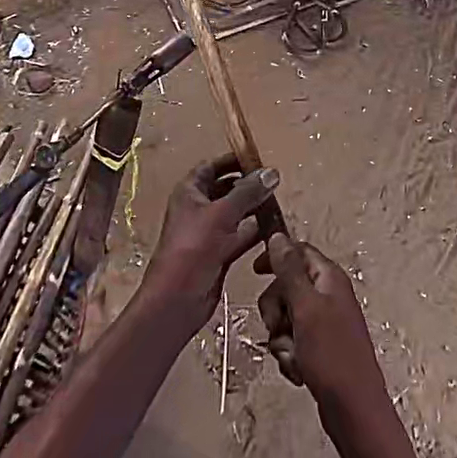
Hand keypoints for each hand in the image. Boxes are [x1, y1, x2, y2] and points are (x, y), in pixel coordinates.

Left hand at [141, 154, 278, 325]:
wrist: (178, 298)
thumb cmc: (194, 247)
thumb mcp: (221, 214)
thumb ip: (247, 193)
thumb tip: (271, 173)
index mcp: (189, 191)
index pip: (211, 167)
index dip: (232, 161)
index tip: (258, 159)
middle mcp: (198, 208)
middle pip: (225, 189)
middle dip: (247, 186)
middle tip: (275, 183)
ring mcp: (208, 232)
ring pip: (235, 214)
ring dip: (254, 209)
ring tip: (278, 203)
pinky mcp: (219, 253)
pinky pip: (240, 236)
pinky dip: (254, 232)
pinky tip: (274, 229)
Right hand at [254, 233, 383, 397]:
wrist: (354, 411)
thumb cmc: (331, 354)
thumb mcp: (306, 306)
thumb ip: (289, 270)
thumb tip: (278, 236)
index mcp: (329, 278)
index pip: (297, 251)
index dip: (275, 256)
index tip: (255, 271)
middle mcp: (327, 296)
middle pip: (286, 285)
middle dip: (275, 307)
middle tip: (278, 325)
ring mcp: (323, 323)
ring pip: (285, 316)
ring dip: (281, 336)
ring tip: (292, 354)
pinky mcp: (318, 348)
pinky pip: (291, 341)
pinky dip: (289, 354)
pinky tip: (298, 369)